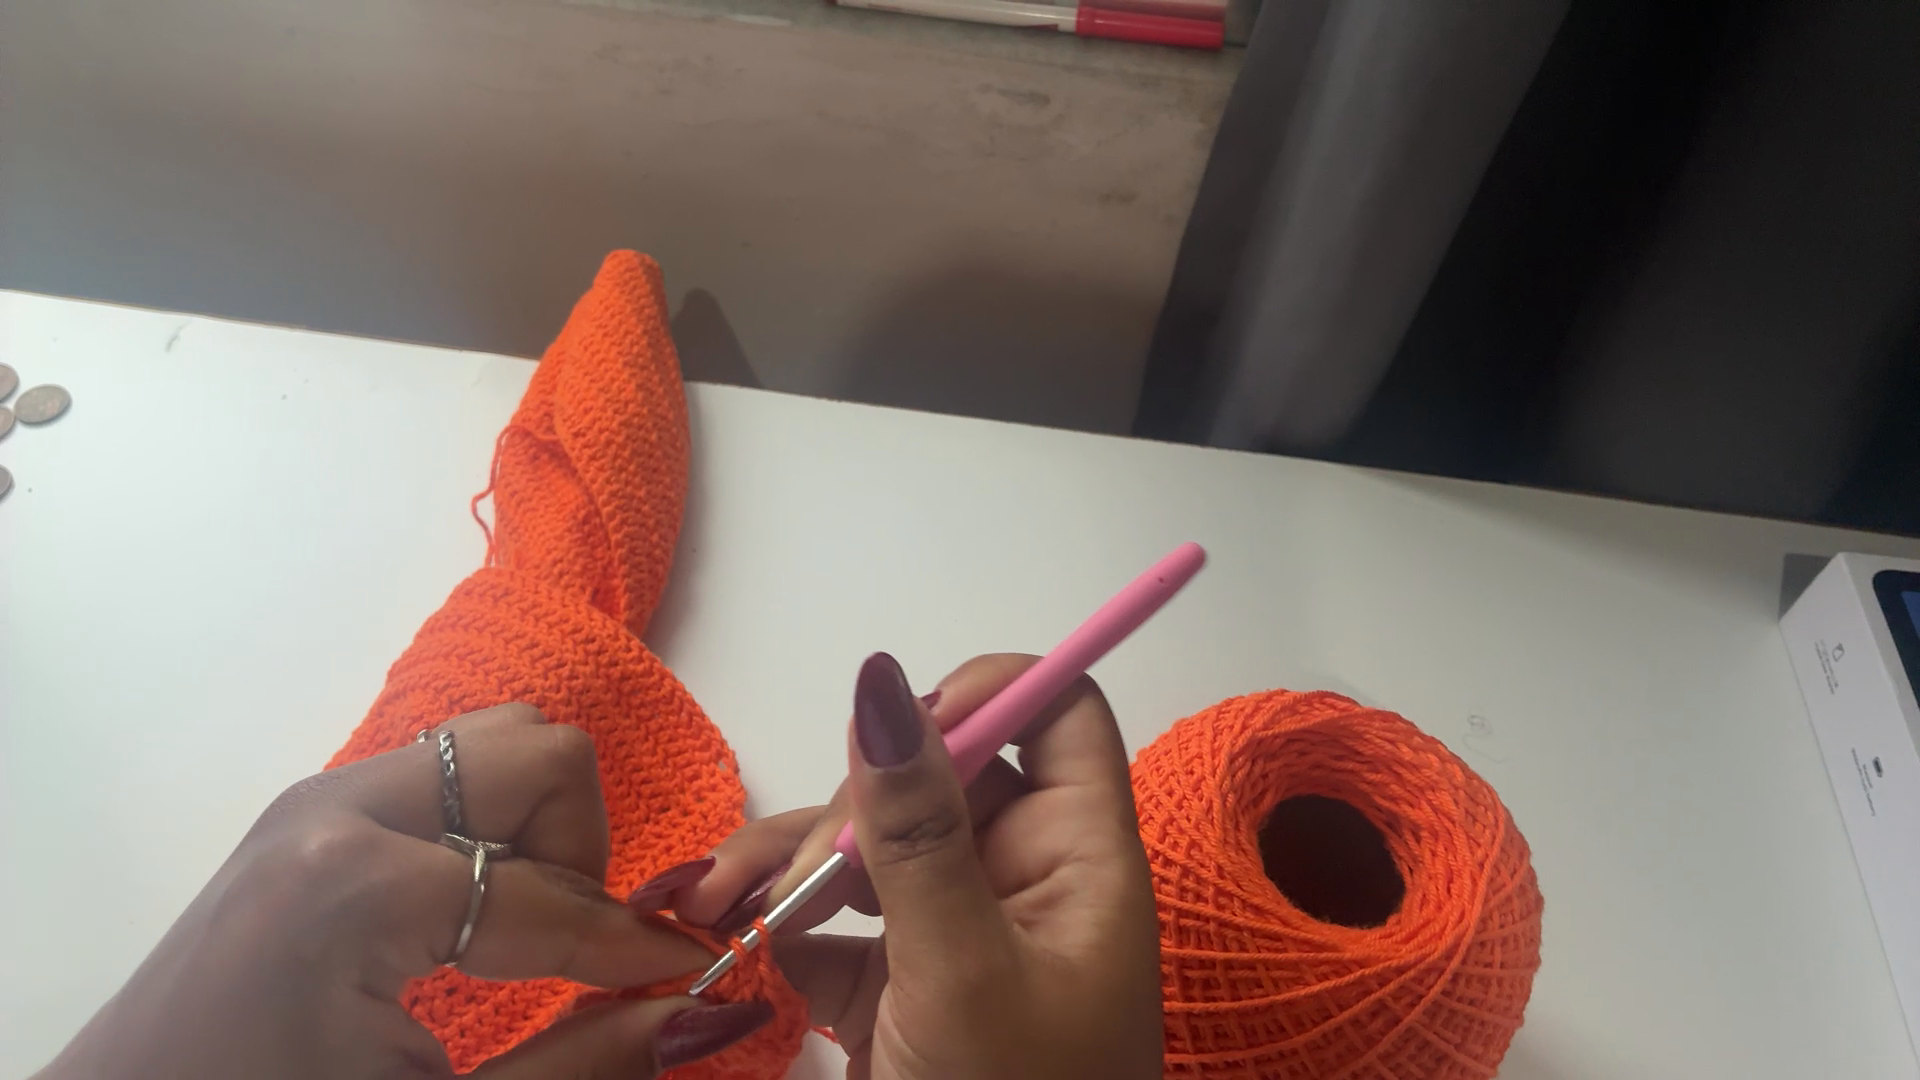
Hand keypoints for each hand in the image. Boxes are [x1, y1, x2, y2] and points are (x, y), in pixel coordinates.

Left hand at [36, 704, 772, 1079]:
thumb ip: (588, 1067)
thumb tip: (718, 1015)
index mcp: (353, 893)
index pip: (555, 898)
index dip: (636, 942)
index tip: (691, 966)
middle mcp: (340, 810)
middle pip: (548, 756)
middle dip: (585, 847)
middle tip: (570, 935)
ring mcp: (327, 796)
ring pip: (508, 740)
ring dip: (546, 820)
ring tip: (522, 910)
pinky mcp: (324, 806)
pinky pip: (462, 764)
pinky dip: (504, 813)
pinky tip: (478, 897)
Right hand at [671, 653, 1163, 1079]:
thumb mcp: (960, 977)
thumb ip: (918, 831)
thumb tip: (884, 681)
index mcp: (1078, 854)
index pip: (1057, 713)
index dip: (990, 691)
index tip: (903, 727)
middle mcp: (1023, 869)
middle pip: (944, 768)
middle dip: (859, 803)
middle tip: (803, 875)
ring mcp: (957, 915)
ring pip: (878, 834)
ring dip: (798, 857)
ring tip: (723, 902)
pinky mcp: (900, 964)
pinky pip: (839, 905)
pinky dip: (782, 913)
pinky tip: (732, 931)